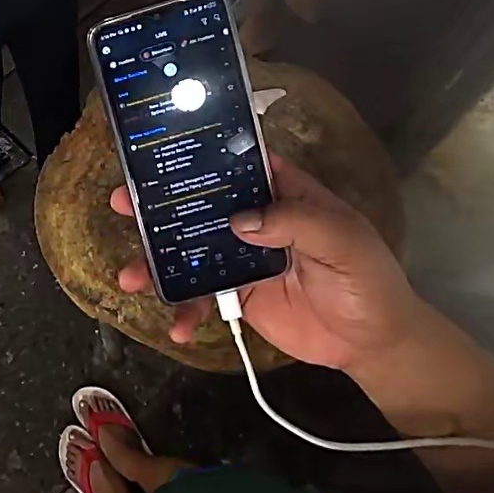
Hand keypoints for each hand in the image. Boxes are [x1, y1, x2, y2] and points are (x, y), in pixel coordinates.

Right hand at [109, 155, 422, 372]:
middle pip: (205, 205)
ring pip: (194, 252)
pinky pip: (204, 298)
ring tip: (131, 276)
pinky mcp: (240, 295)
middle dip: (162, 204)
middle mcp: (258, 219)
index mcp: (285, 194)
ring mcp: (244, 258)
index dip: (205, 155)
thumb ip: (294, 222)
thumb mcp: (342, 240)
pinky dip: (187, 311)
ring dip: (160, 262)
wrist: (371, 341)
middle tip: (122, 202)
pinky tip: (178, 327)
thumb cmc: (367, 278)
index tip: (162, 151)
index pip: (242, 164)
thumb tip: (239, 220)